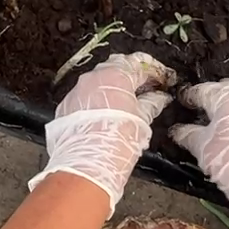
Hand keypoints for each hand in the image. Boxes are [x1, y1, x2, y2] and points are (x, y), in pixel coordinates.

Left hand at [30, 52, 175, 210]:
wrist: (86, 164)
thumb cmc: (116, 141)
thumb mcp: (142, 120)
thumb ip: (152, 103)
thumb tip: (159, 98)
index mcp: (116, 75)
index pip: (139, 64)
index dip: (154, 71)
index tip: (162, 79)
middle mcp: (94, 77)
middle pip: (117, 67)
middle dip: (132, 75)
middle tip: (146, 87)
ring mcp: (77, 91)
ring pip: (98, 81)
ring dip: (113, 87)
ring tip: (126, 101)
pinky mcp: (66, 106)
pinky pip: (85, 96)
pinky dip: (97, 100)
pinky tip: (105, 113)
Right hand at [171, 77, 228, 228]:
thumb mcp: (203, 148)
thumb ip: (188, 135)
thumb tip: (178, 131)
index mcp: (228, 96)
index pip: (203, 90)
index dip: (190, 96)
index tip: (182, 101)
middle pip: (225, 91)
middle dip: (212, 98)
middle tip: (199, 109)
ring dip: (228, 108)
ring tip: (216, 122)